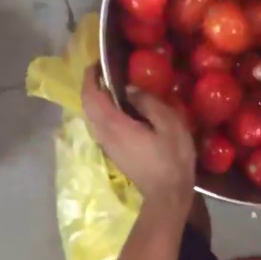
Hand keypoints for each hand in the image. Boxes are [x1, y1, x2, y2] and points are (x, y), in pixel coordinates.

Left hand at [81, 67, 195, 211]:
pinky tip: (123, 109)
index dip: (90, 77)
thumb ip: (148, 103)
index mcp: (114, 125)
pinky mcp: (113, 152)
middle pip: (88, 106)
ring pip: (93, 117)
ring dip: (98, 100)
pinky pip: (101, 126)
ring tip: (115, 87)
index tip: (97, 63)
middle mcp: (103, 134)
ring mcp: (107, 146)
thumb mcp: (169, 124)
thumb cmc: (172, 159)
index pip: (91, 96)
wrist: (167, 195)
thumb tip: (129, 89)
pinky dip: (105, 112)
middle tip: (107, 72)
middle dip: (92, 86)